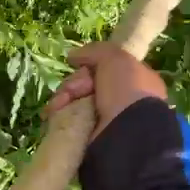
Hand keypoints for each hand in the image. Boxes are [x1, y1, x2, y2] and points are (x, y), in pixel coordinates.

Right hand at [41, 42, 167, 132]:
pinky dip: (59, 115)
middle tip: (73, 90)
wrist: (126, 132)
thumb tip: (72, 56)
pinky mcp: (89, 138)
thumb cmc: (126, 91)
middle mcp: (121, 102)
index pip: (105, 69)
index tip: (81, 66)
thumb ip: (95, 51)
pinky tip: (54, 113)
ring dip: (63, 98)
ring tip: (60, 104)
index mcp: (134, 82)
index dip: (90, 67)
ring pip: (75, 102)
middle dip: (74, 84)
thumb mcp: (115, 58)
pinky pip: (69, 120)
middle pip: (87, 85)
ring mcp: (105, 122)